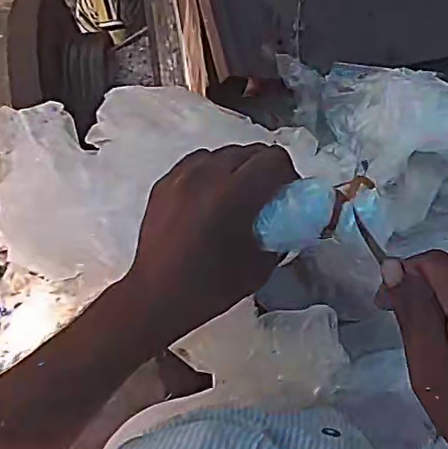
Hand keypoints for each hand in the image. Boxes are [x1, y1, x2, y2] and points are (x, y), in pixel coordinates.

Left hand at [112, 144, 296, 339]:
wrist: (157, 296)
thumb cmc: (210, 288)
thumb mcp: (259, 266)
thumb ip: (280, 236)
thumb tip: (291, 221)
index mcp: (233, 194)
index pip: (272, 160)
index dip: (287, 174)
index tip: (287, 192)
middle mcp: (205, 176)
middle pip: (247, 152)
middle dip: (264, 169)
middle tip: (266, 195)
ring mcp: (180, 177)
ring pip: (220, 155)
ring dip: (235, 169)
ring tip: (236, 195)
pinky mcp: (163, 184)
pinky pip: (195, 165)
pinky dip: (209, 174)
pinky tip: (210, 198)